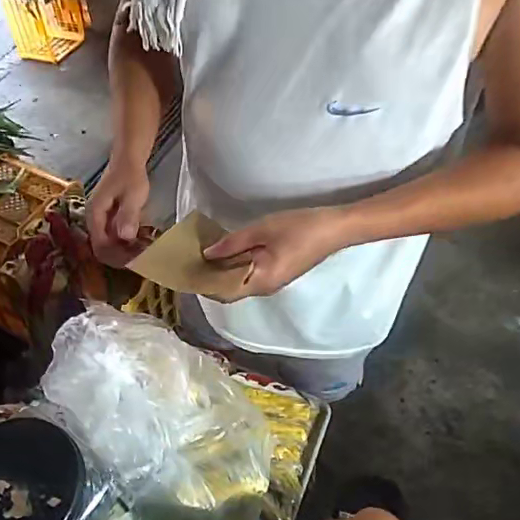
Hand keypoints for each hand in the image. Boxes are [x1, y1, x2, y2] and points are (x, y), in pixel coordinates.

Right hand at [87, 162, 149, 266]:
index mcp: (95, 215)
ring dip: (124, 249)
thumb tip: (124, 237)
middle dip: (120, 255)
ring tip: (142, 250)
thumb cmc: (130, 177)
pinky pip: (114, 234)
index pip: (100, 246)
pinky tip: (140, 240)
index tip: (134, 259)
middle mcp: (94, 219)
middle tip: (141, 256)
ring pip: (109, 242)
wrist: (128, 160)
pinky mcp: (109, 216)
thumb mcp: (133, 197)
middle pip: (103, 247)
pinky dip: (126, 240)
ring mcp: (101, 218)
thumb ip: (128, 216)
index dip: (116, 256)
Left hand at [202, 207, 352, 297]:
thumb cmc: (300, 228)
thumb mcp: (262, 230)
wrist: (336, 228)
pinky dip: (235, 265)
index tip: (183, 267)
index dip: (202, 282)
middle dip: (208, 275)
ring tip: (203, 250)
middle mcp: (264, 288)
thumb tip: (206, 254)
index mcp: (259, 281)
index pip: (221, 291)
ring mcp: (272, 281)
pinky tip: (227, 249)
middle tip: (188, 256)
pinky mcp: (278, 272)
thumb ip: (233, 243)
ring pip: (238, 281)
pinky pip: (249, 273)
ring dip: (221, 269)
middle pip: (228, 289)